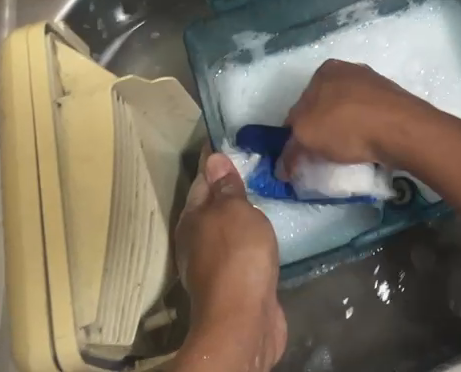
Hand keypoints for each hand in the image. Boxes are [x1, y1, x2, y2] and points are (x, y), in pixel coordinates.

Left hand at [174, 150, 284, 370]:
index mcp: (191, 219)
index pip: (203, 179)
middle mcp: (198, 240)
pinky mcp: (236, 281)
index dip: (216, 161)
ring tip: (267, 192)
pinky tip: (269, 229)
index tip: (232, 140)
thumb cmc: (237, 255)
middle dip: (231, 187)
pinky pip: (244, 248)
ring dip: (244, 213)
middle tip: (257, 163)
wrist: (244, 320)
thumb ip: (226, 187)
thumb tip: (213, 158)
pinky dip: (254, 236)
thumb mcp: (234, 211)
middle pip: (214, 205)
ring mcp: (215, 263)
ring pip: (230, 228)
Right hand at [284, 59, 438, 169]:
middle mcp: (348, 69)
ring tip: (344, 155)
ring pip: (346, 112)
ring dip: (341, 131)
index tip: (298, 154)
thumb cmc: (346, 125)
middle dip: (319, 130)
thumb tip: (281, 168)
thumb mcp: (305, 137)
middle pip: (323, 106)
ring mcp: (372, 82)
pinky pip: (367, 117)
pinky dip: (362, 131)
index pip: (299, 105)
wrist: (399, 127)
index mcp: (324, 70)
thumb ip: (289, 150)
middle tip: (320, 157)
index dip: (295, 132)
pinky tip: (364, 147)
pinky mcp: (391, 99)